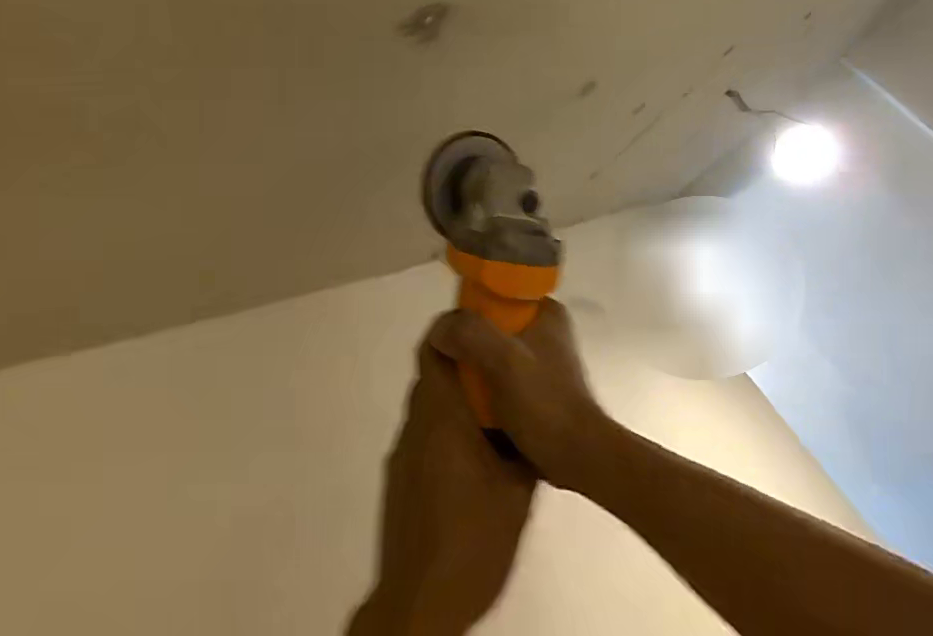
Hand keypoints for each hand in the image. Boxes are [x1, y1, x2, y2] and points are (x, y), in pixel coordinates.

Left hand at [349, 318, 537, 635]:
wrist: (422, 602)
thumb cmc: (475, 536)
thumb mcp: (518, 487)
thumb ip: (523, 444)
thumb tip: (532, 422)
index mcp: (442, 417)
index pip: (432, 351)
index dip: (453, 332)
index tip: (483, 330)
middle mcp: (415, 427)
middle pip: (432, 376)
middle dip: (465, 367)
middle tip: (502, 372)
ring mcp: (403, 454)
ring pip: (428, 407)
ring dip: (457, 401)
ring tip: (497, 417)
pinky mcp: (400, 479)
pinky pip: (424, 435)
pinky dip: (446, 430)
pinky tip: (474, 460)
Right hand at [427, 299, 611, 492]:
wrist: (577, 455)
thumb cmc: (545, 403)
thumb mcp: (504, 361)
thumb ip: (470, 335)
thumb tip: (439, 329)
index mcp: (545, 311)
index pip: (496, 294)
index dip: (467, 310)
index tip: (446, 336)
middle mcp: (544, 329)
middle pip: (490, 325)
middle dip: (465, 343)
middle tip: (443, 364)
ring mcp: (540, 359)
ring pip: (491, 353)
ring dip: (471, 367)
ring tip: (451, 386)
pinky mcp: (535, 386)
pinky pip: (497, 375)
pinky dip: (481, 385)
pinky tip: (468, 403)